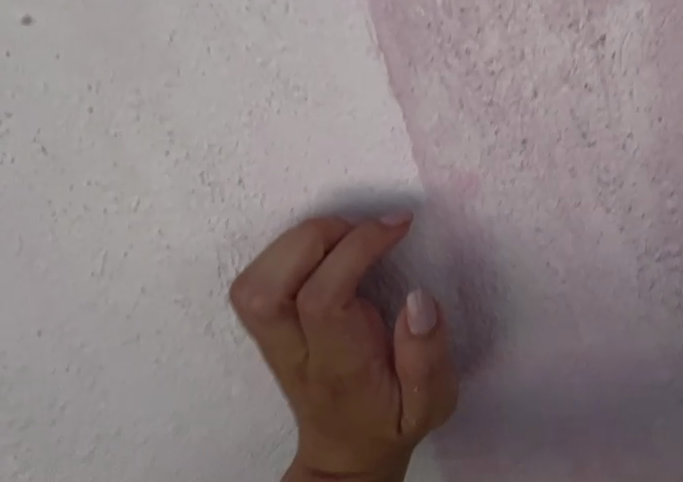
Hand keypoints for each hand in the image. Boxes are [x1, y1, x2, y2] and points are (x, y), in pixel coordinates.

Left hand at [230, 214, 458, 481]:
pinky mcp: (269, 329)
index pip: (323, 298)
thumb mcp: (431, 402)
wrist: (345, 456)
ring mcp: (274, 341)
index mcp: (338, 364)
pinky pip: (256, 281)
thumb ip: (428, 356)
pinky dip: (288, 251)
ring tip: (349, 235)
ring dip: (298, 242)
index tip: (400, 226)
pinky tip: (330, 248)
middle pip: (267, 288)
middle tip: (366, 228)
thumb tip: (419, 299)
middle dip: (316, 237)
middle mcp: (295, 350)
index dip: (358, 248)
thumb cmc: (393, 421)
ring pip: (252, 284)